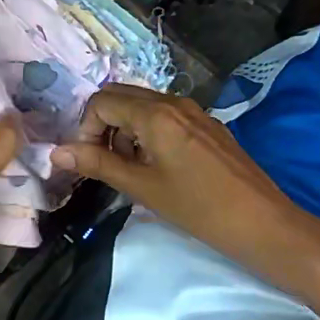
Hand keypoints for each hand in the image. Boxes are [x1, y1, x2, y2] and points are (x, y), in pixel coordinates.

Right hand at [50, 83, 304, 260]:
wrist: (263, 223)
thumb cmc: (197, 207)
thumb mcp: (141, 187)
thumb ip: (97, 164)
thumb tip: (56, 152)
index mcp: (154, 113)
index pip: (101, 102)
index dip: (86, 129)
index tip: (89, 161)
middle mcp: (173, 102)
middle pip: (120, 96)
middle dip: (103, 124)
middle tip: (104, 161)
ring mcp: (194, 111)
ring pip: (142, 105)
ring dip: (125, 128)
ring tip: (130, 168)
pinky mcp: (207, 124)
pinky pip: (165, 115)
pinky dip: (147, 132)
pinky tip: (157, 166)